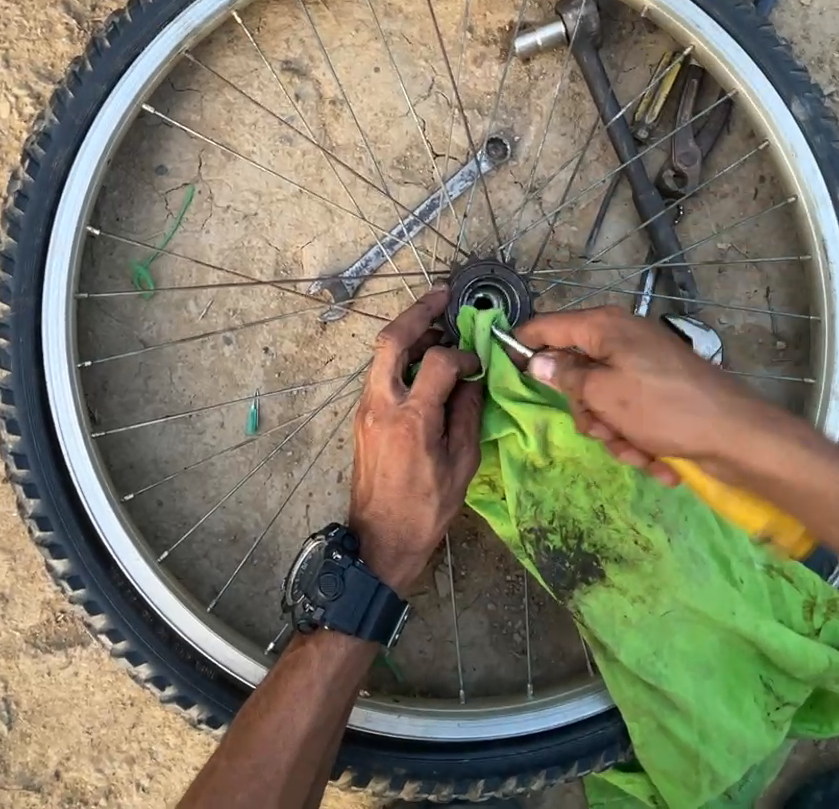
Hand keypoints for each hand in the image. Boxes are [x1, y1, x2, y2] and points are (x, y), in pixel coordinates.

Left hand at [348, 288, 484, 592]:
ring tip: (436, 325)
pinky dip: (400, 357)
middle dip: (417, 312)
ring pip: (380, 353)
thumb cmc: (427, 510)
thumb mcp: (461, 465)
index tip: (477, 364)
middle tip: (443, 296)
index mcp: (412, 419)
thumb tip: (471, 379)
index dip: (462, 354)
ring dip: (407, 332)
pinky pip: (379, 373)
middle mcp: (382, 405)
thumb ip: (467, 415)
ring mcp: (365, 409)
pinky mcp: (361, 416)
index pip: (437, 361)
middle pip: (391, 339)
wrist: (378, 541)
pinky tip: (422, 358)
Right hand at [516, 307, 821, 485]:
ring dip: (613, 433)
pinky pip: (629, 415)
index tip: (507, 370)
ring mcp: (643, 367)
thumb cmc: (666, 409)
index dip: (524, 346)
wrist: (739, 438)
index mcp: (605, 327)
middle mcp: (622, 340)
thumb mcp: (605, 394)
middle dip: (586, 409)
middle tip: (601, 428)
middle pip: (575, 372)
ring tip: (636, 450)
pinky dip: (637, 439)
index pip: (547, 326)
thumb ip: (565, 376)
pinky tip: (657, 458)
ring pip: (602, 401)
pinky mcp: (660, 393)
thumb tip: (537, 361)